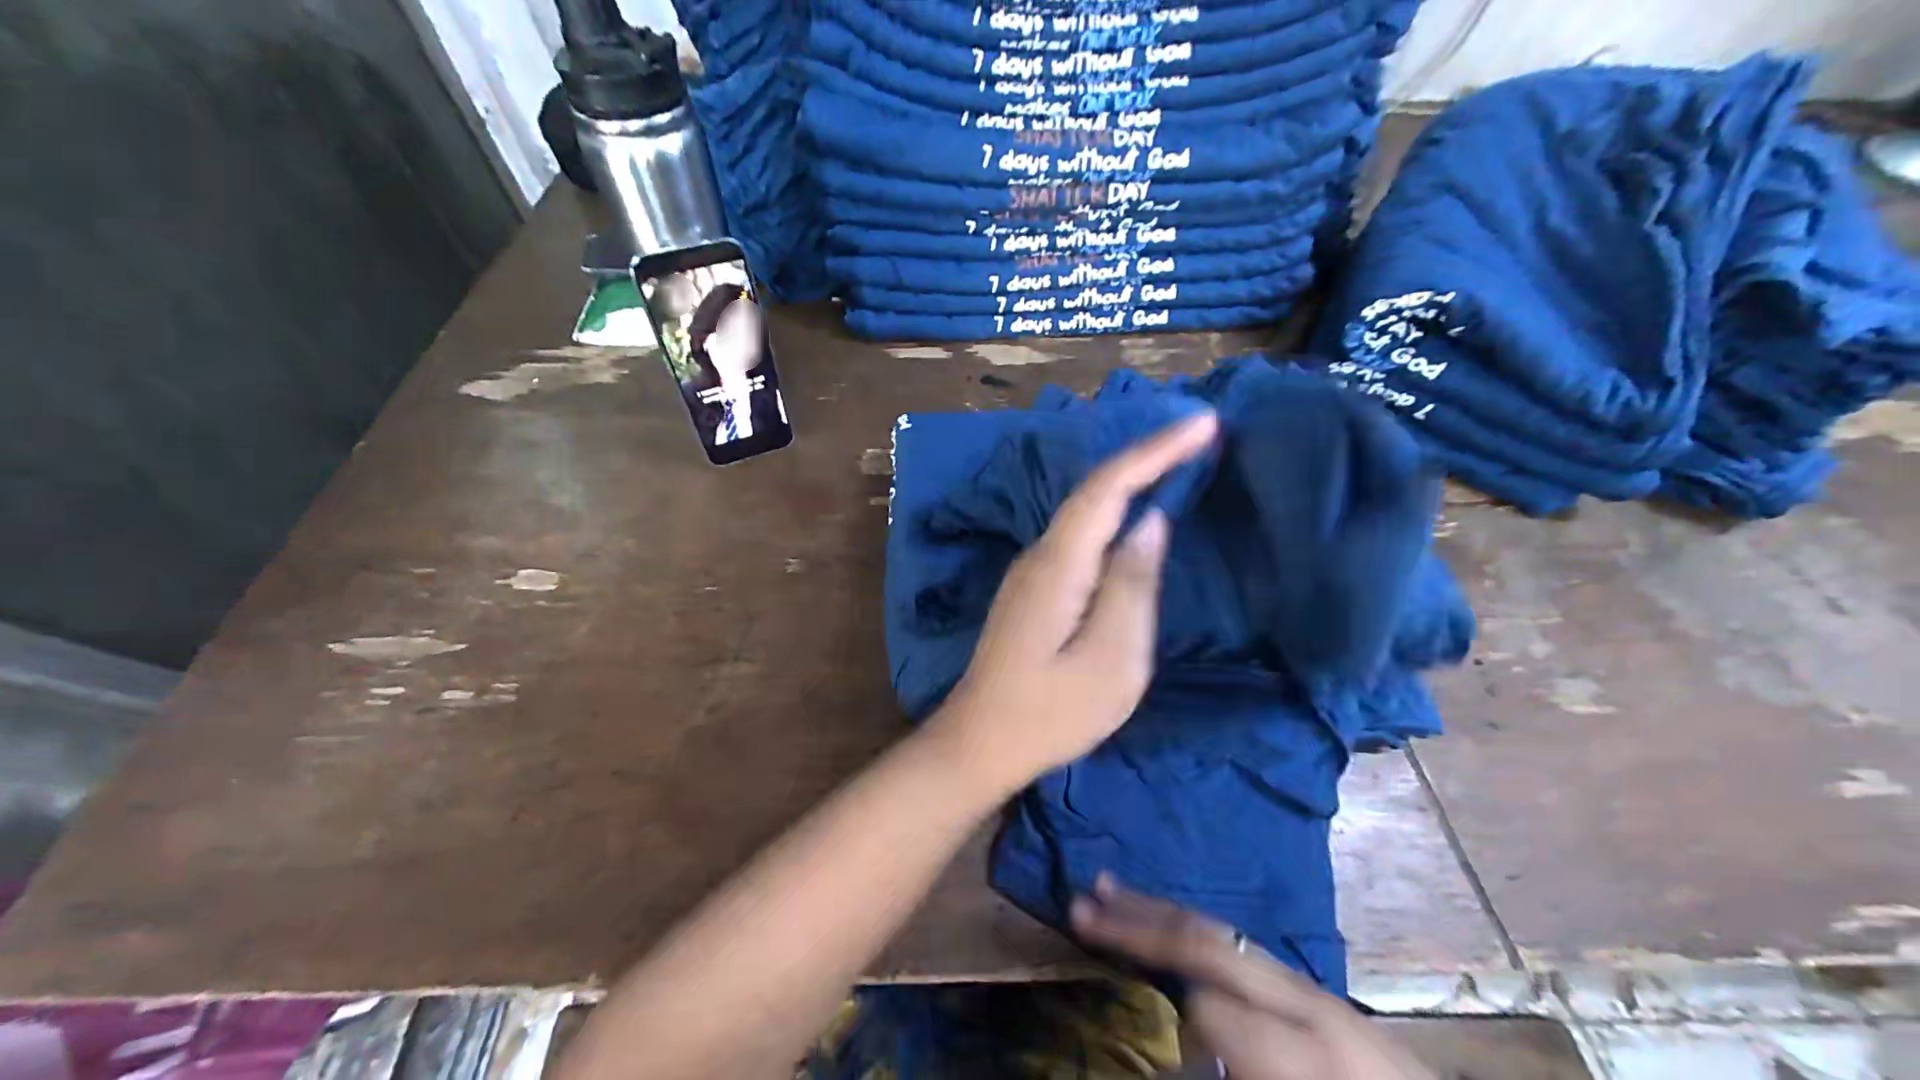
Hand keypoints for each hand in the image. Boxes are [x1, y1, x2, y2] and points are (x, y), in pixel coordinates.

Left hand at [928, 411, 1217, 792]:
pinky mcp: (1034, 591)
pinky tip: (1135, 519)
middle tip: (1201, 436)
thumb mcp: (1110, 659)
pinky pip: (1080, 537)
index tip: (1204, 422)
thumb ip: (1132, 586)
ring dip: (1131, 482)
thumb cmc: (1050, 712)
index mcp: (1058, 564)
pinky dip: (1114, 515)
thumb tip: (1150, 523)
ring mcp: (1031, 572)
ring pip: (1086, 512)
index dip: (1156, 450)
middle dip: (1148, 457)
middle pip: (1095, 492)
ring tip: (1179, 463)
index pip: (1108, 487)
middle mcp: (1039, 555)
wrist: (979, 742)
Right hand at [1072, 877, 1435, 1079]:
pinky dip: (1184, 926)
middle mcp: (1305, 1004)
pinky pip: (1231, 945)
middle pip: (1208, 946)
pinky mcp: (1306, 987)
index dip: (1172, 1013)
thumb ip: (1235, 1055)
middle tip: (1081, 906)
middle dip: (1141, 924)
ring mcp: (1308, 988)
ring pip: (1217, 932)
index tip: (1139, 1024)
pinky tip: (1158, 918)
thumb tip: (1188, 1018)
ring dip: (1156, 910)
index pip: (1213, 1007)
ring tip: (1104, 889)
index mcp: (1307, 1053)